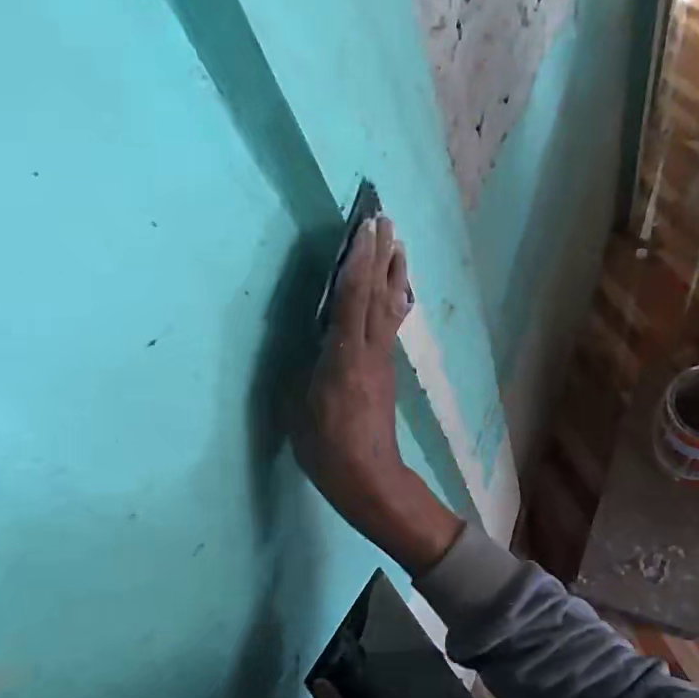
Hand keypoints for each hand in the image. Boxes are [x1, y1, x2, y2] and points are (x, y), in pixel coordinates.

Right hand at [294, 214, 462, 573]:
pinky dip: (394, 301)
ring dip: (394, 274)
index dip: (358, 259)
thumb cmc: (327, 449)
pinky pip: (390, 326)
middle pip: (377, 294)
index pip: (351, 297)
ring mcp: (382, 362)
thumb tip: (310, 343)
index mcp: (344, 356)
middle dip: (380, 254)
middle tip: (385, 218)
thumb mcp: (299, 408)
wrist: (370, 479)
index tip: (365, 226)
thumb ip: (304, 368)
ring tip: (399, 244)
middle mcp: (370, 351)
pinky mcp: (387, 374)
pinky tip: (397, 293)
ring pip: (390, 308)